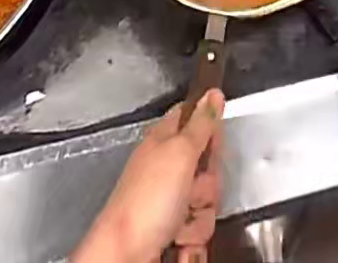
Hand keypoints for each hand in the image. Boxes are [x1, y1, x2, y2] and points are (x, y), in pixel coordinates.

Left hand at [71, 90, 224, 262]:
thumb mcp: (180, 152)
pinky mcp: (173, 233)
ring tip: (180, 225)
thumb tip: (214, 91)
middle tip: (192, 189)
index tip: (212, 143)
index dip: (209, 127)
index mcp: (164, 141)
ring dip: (200, 216)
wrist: (123, 259)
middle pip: (208, 165)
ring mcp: (170, 203)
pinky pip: (200, 229)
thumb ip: (202, 123)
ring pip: (207, 200)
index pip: (193, 118)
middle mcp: (168, 170)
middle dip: (208, 182)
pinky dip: (193, 241)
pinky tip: (178, 244)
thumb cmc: (147, 200)